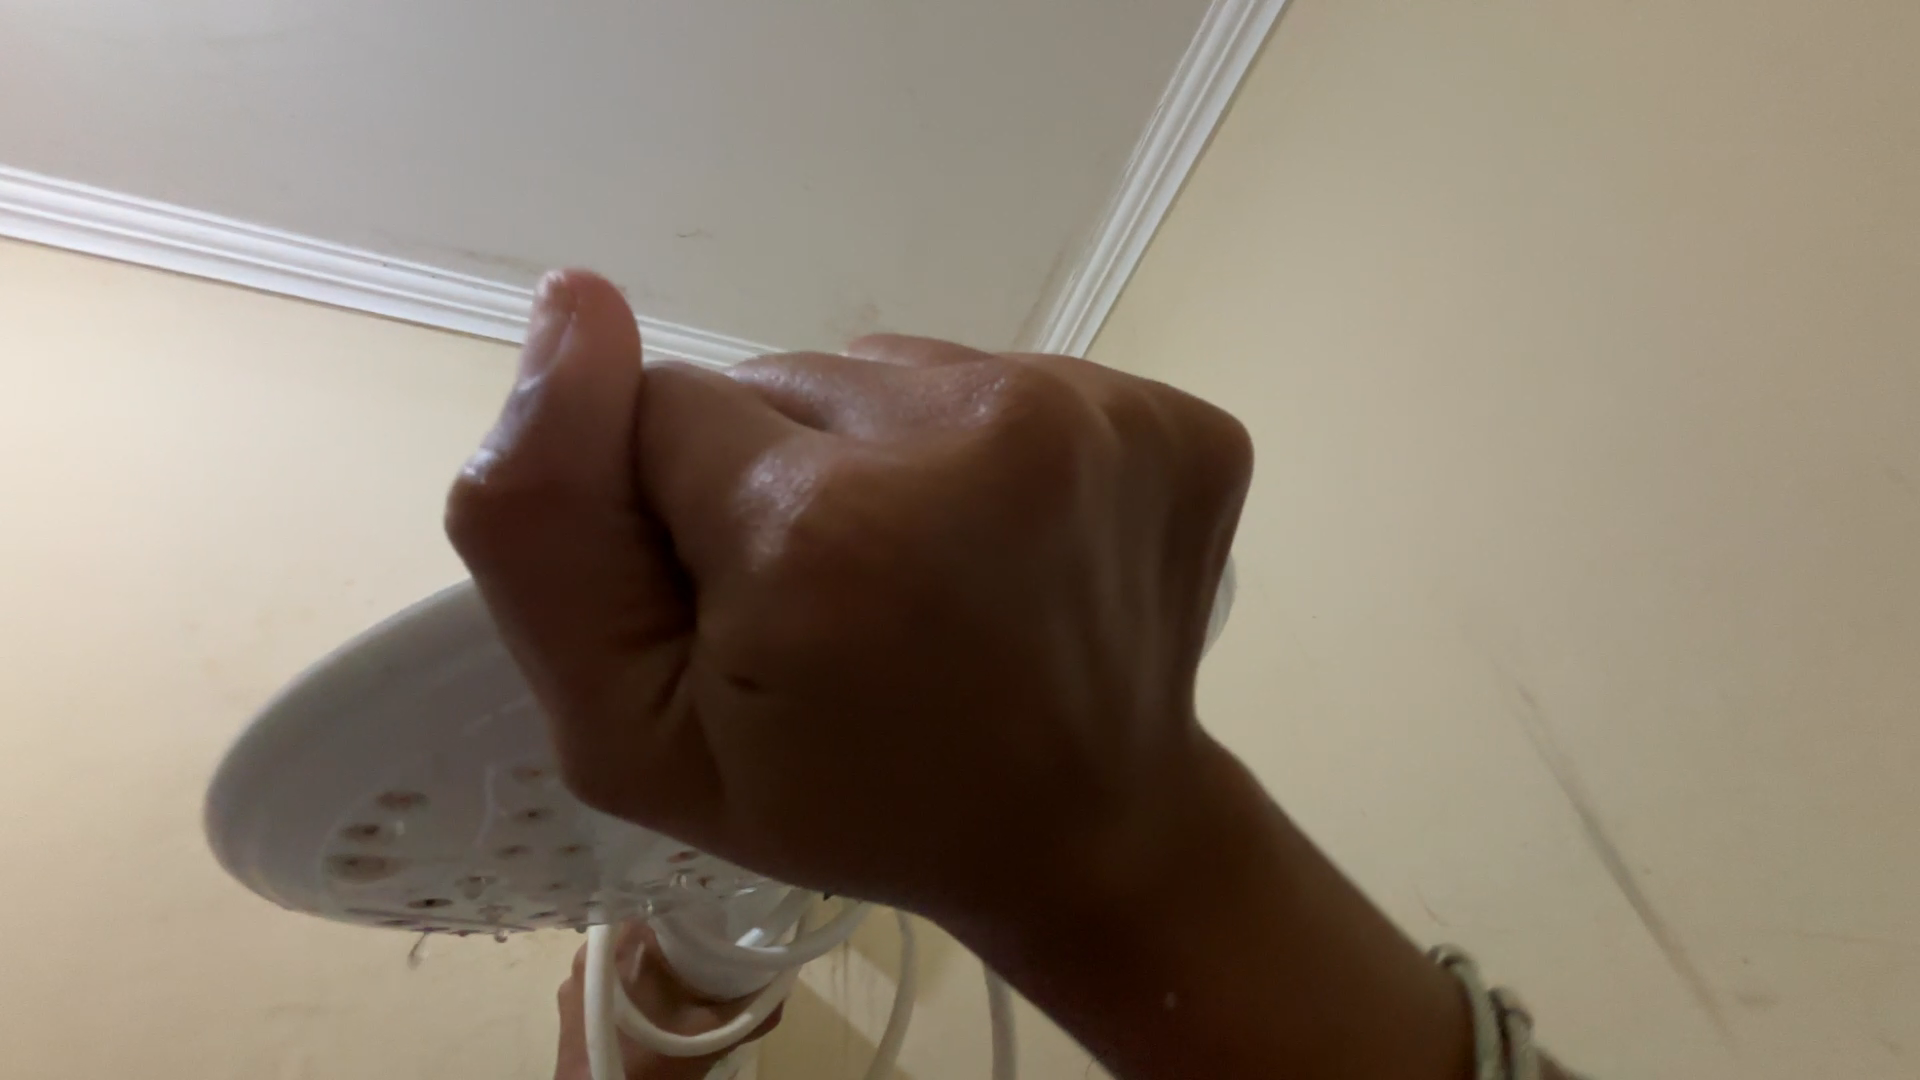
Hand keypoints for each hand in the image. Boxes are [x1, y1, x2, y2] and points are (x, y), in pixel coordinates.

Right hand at [446, 270, 1249, 926]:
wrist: (1091, 830)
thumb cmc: (861, 802)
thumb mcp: (638, 740)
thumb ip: (550, 533)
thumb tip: (572, 304)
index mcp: (828, 530)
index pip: (666, 405)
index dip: (686, 506)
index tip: (759, 599)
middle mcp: (981, 432)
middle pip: (796, 380)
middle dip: (791, 475)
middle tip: (856, 598)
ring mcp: (1103, 419)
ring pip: (899, 375)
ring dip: (891, 458)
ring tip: (938, 574)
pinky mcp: (1176, 424)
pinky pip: (1008, 382)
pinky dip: (989, 451)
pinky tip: (1021, 547)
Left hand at [552, 923, 780, 1079]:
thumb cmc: (649, 1069)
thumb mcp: (713, 1037)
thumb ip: (755, 1008)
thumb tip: (785, 984)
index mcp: (628, 940)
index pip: (669, 899)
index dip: (698, 905)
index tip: (721, 918)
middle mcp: (595, 949)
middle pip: (649, 924)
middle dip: (679, 935)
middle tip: (710, 950)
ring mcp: (574, 978)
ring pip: (627, 950)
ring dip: (654, 959)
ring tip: (684, 978)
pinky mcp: (566, 1005)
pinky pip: (608, 975)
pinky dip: (632, 981)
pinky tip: (654, 1002)